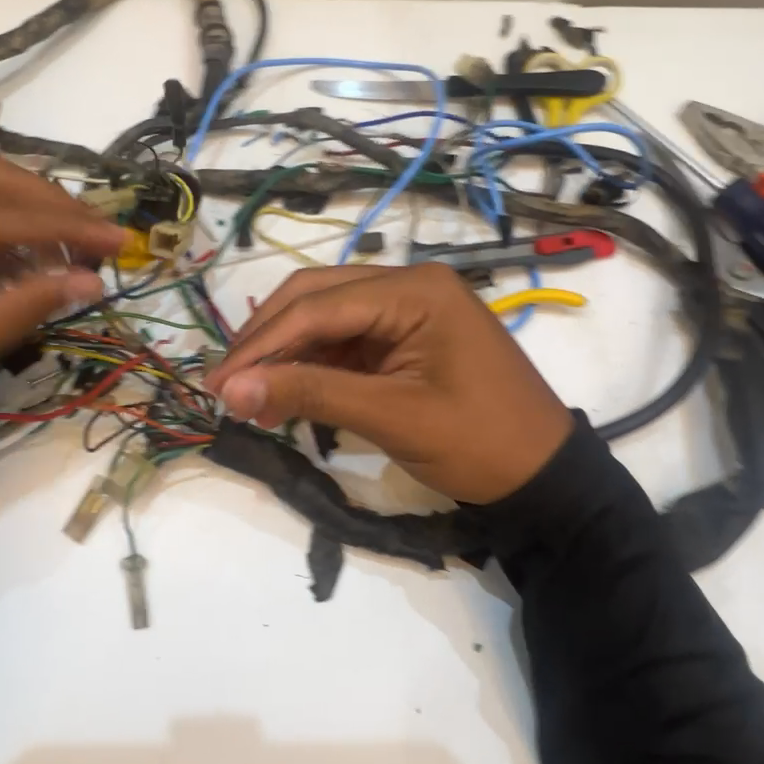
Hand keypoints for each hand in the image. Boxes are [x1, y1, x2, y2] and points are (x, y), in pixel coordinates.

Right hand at [204, 264, 572, 502]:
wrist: (545, 477)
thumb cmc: (479, 443)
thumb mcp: (392, 417)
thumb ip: (311, 395)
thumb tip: (231, 390)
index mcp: (416, 291)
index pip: (318, 306)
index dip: (261, 344)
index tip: (218, 383)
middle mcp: (410, 285)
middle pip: (316, 300)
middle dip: (268, 342)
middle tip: (226, 386)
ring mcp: (409, 311)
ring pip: (326, 320)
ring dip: (287, 356)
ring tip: (249, 399)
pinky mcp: (406, 339)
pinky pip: (346, 343)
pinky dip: (314, 369)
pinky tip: (286, 397)